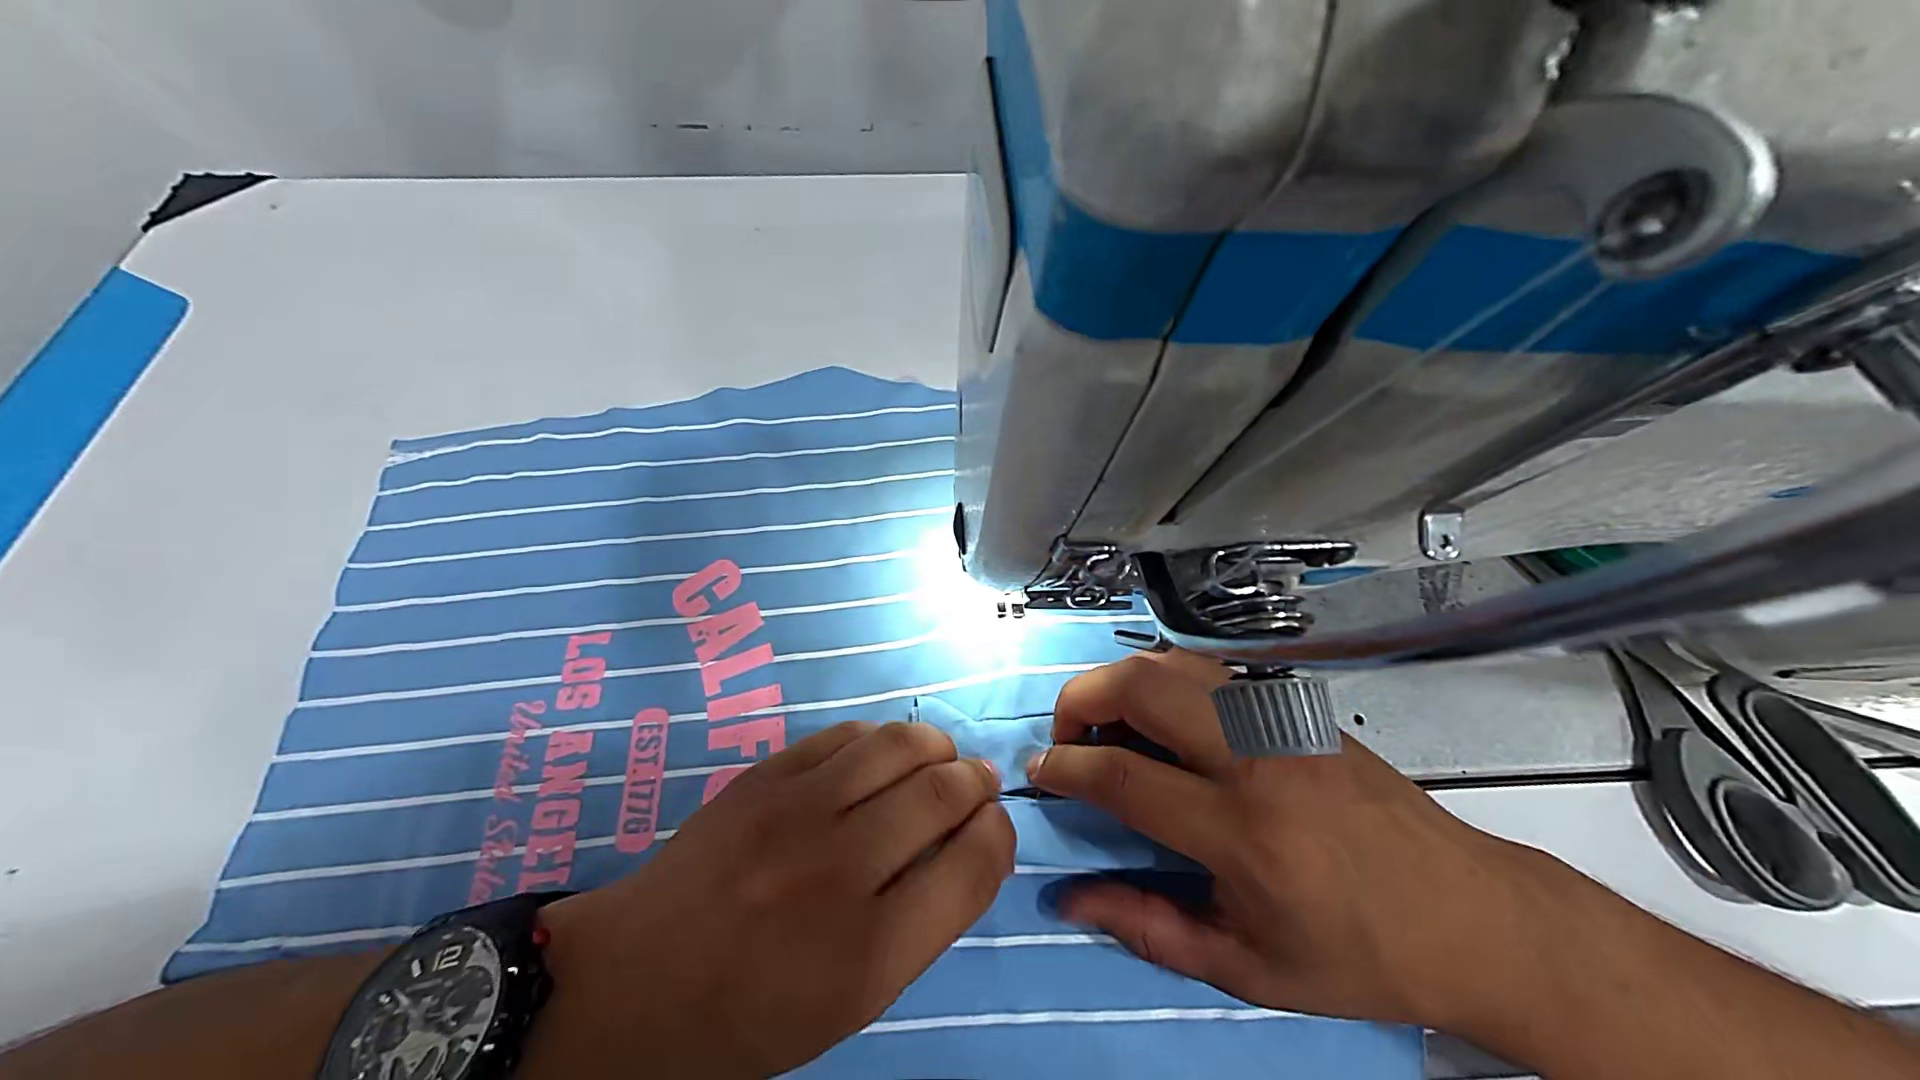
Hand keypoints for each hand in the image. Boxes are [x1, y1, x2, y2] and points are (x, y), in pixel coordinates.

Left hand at [531, 722, 1014, 1077]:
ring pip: (900, 745)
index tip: (993, 827)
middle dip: (976, 781)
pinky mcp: (764, 777)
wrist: (637, 981)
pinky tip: (884, 755)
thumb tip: (973, 840)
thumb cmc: (755, 1011)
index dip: (999, 834)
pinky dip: (881, 739)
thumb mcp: (854, 1000)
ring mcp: (794, 812)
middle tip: (977, 783)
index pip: (974, 864)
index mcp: (869, 952)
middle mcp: (838, 872)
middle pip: (944, 793)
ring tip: (940, 758)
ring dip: (937, 746)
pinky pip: (846, 734)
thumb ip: (924, 921)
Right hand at [1026, 652, 1559, 1031]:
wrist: (1473, 916)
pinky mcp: (1296, 707)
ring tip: (1110, 726)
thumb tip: (1071, 899)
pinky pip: (1208, 672)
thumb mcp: (1247, 967)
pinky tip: (1162, 722)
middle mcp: (1256, 759)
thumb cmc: (1358, 955)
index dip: (1066, 767)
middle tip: (1068, 737)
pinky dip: (1163, 681)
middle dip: (1080, 699)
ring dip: (1120, 683)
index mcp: (1243, 833)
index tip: (1041, 772)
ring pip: (1173, 663)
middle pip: (1140, 686)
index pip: (1124, 776)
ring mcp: (1280, 720)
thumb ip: (1147, 927)